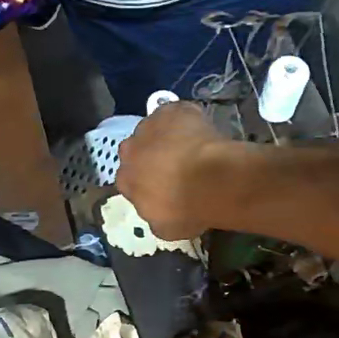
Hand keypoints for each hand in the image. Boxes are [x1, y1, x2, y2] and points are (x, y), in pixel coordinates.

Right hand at [116, 103, 247, 240]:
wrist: (213, 180)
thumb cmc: (187, 210)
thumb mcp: (164, 228)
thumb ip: (153, 214)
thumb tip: (156, 209)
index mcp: (125, 180)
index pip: (128, 179)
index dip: (145, 181)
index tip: (161, 187)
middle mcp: (130, 150)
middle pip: (137, 151)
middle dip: (150, 156)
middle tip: (174, 166)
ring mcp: (150, 125)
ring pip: (155, 129)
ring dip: (167, 137)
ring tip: (191, 148)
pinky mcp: (172, 109)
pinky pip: (177, 114)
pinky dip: (186, 120)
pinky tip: (202, 132)